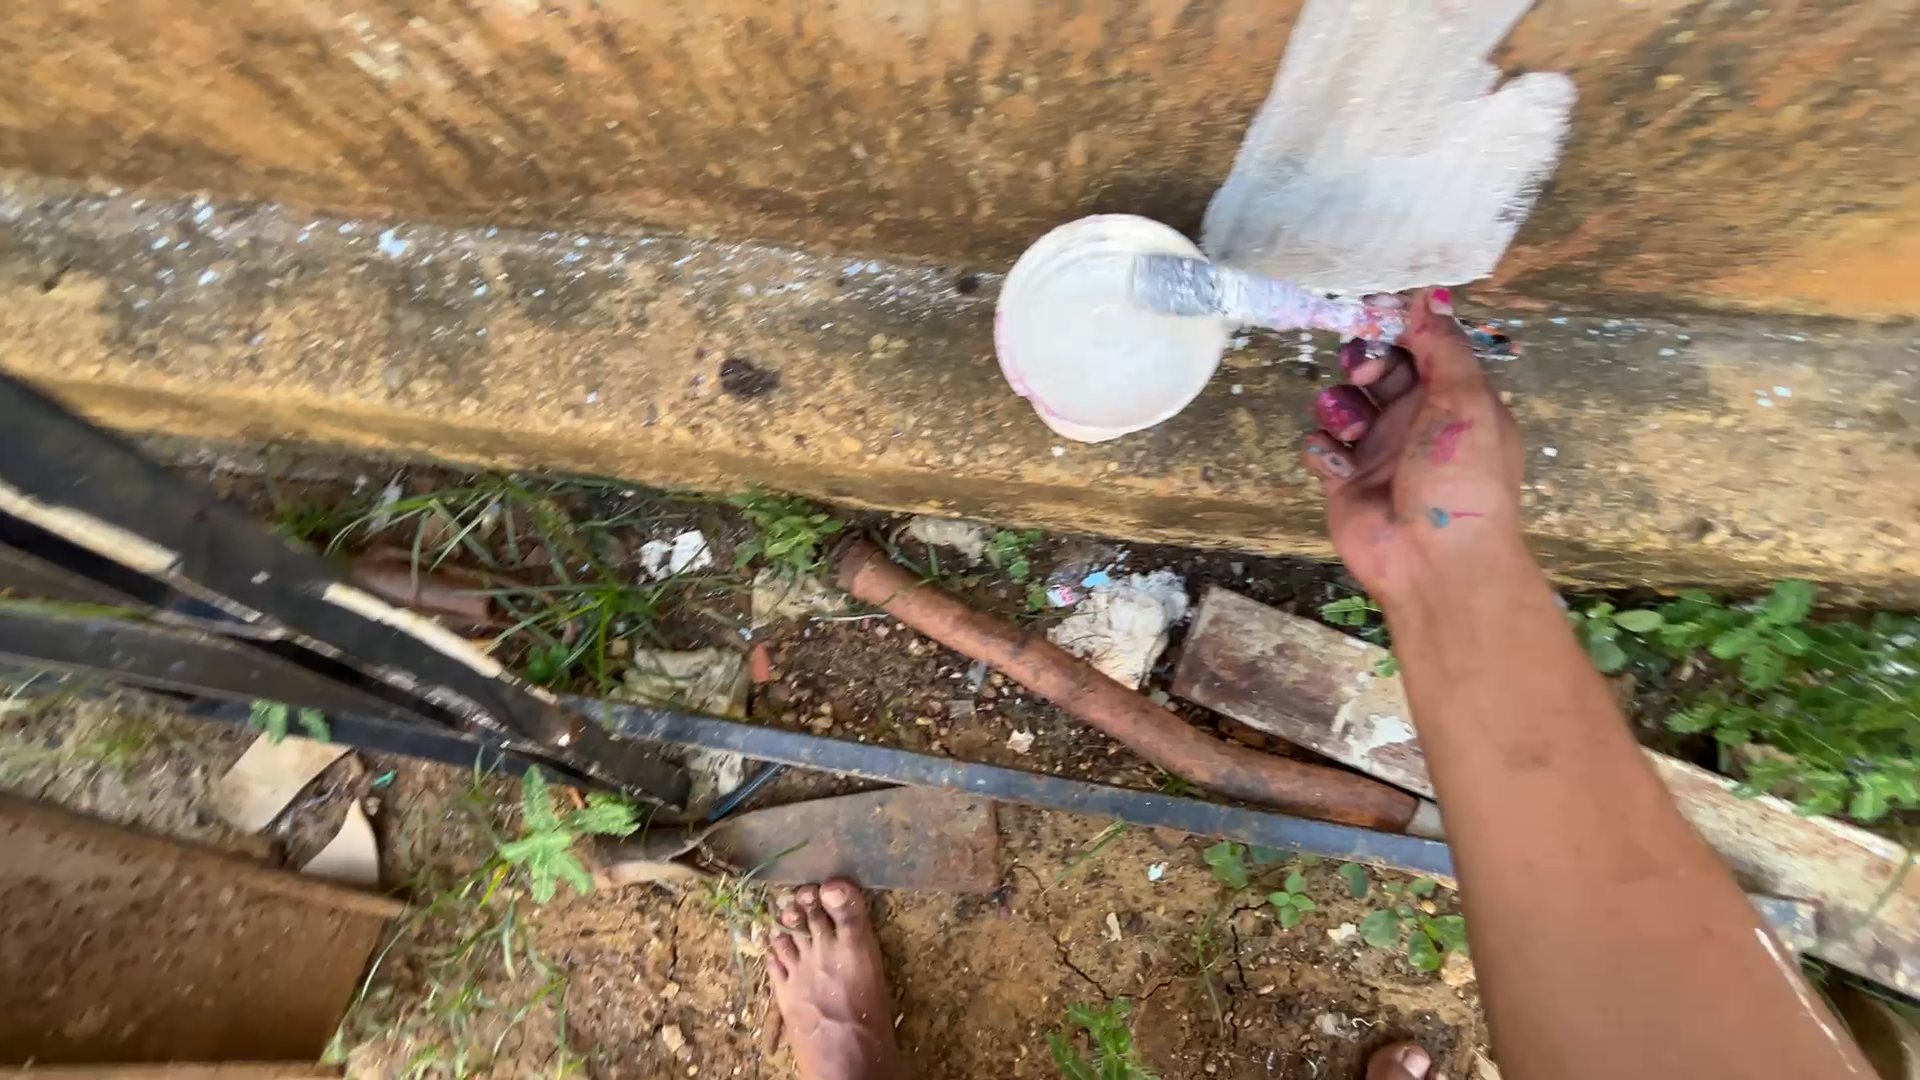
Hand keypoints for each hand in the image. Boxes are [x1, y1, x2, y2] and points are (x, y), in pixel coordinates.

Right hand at [1298, 289, 1527, 608]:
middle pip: (1375, 370)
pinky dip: (1321, 448)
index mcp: (1452, 398)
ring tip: (1351, 429)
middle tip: (1367, 376)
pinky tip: (1337, 465)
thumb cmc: (1460, 476)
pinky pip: (1318, 446)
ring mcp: (1374, 450)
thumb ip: (1442, 346)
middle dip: (1363, 364)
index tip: (1374, 316)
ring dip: (1339, 407)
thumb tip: (1428, 295)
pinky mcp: (1340, 479)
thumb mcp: (1464, 400)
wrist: (1432, 558)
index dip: (1395, 330)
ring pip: (1341, 404)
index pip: (1420, 347)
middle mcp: (1412, 420)